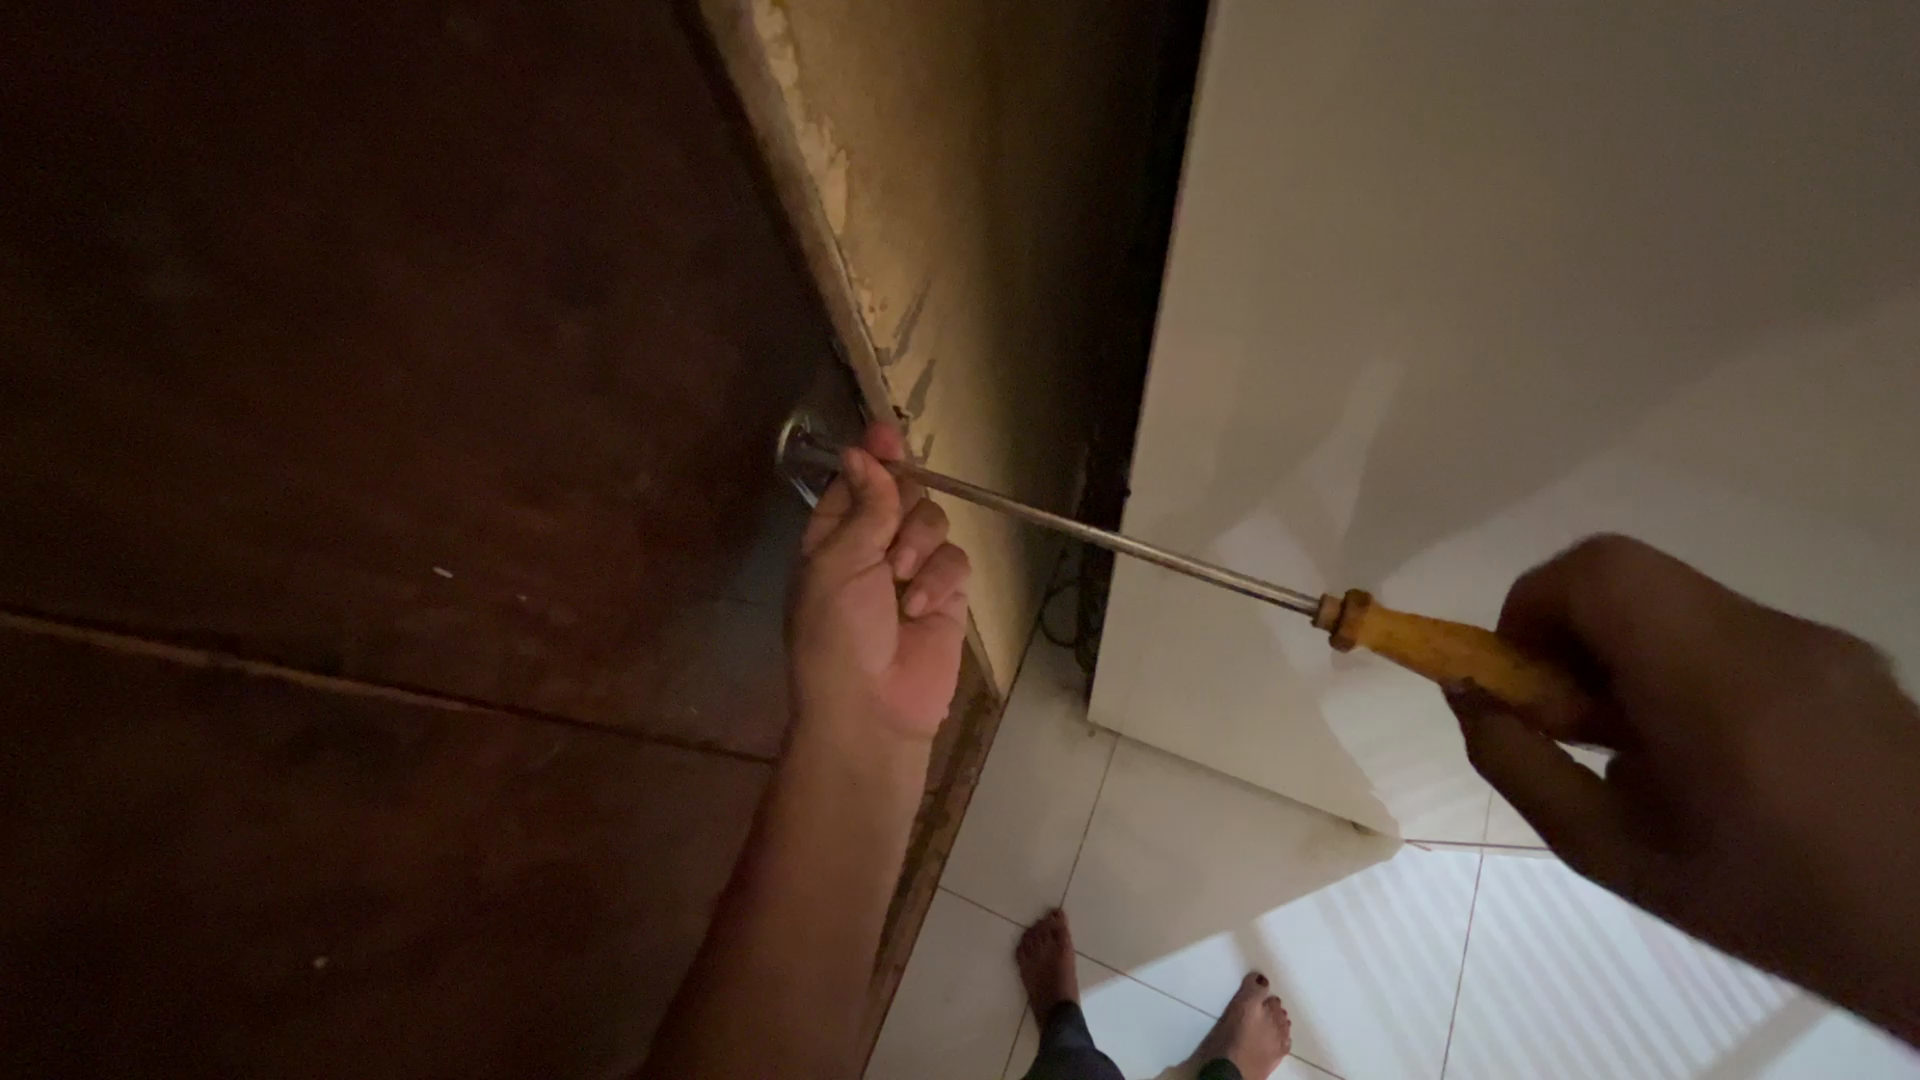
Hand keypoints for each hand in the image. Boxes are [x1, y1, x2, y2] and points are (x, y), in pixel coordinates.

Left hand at [787, 423, 971, 744]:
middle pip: (902, 494)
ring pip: (934, 521)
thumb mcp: (838, 563)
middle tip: (891, 534)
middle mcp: (873, 547)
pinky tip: (922, 607)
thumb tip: (862, 451)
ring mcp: (912, 570)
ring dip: (919, 545)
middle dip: (902, 508)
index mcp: (833, 537)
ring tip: (901, 581)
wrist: (873, 707)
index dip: (871, 458)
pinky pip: (956, 560)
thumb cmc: (837, 633)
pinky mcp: (946, 594)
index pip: (856, 482)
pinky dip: (941, 579)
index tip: (886, 434)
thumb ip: (862, 507)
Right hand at [1448, 535, 1919, 1043]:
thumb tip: (1464, 690)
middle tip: (1562, 705)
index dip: (1533, 603)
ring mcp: (1820, 643)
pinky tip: (1699, 746)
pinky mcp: (1845, 658)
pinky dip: (1669, 664)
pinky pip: (1717, 630)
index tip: (1520, 672)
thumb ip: (1514, 760)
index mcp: (1716, 681)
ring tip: (1632, 739)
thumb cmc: (1774, 902)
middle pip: (1625, 576)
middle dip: (1563, 627)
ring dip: (1615, 649)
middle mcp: (1773, 638)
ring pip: (1667, 602)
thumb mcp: (1605, 849)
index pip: (1599, 571)